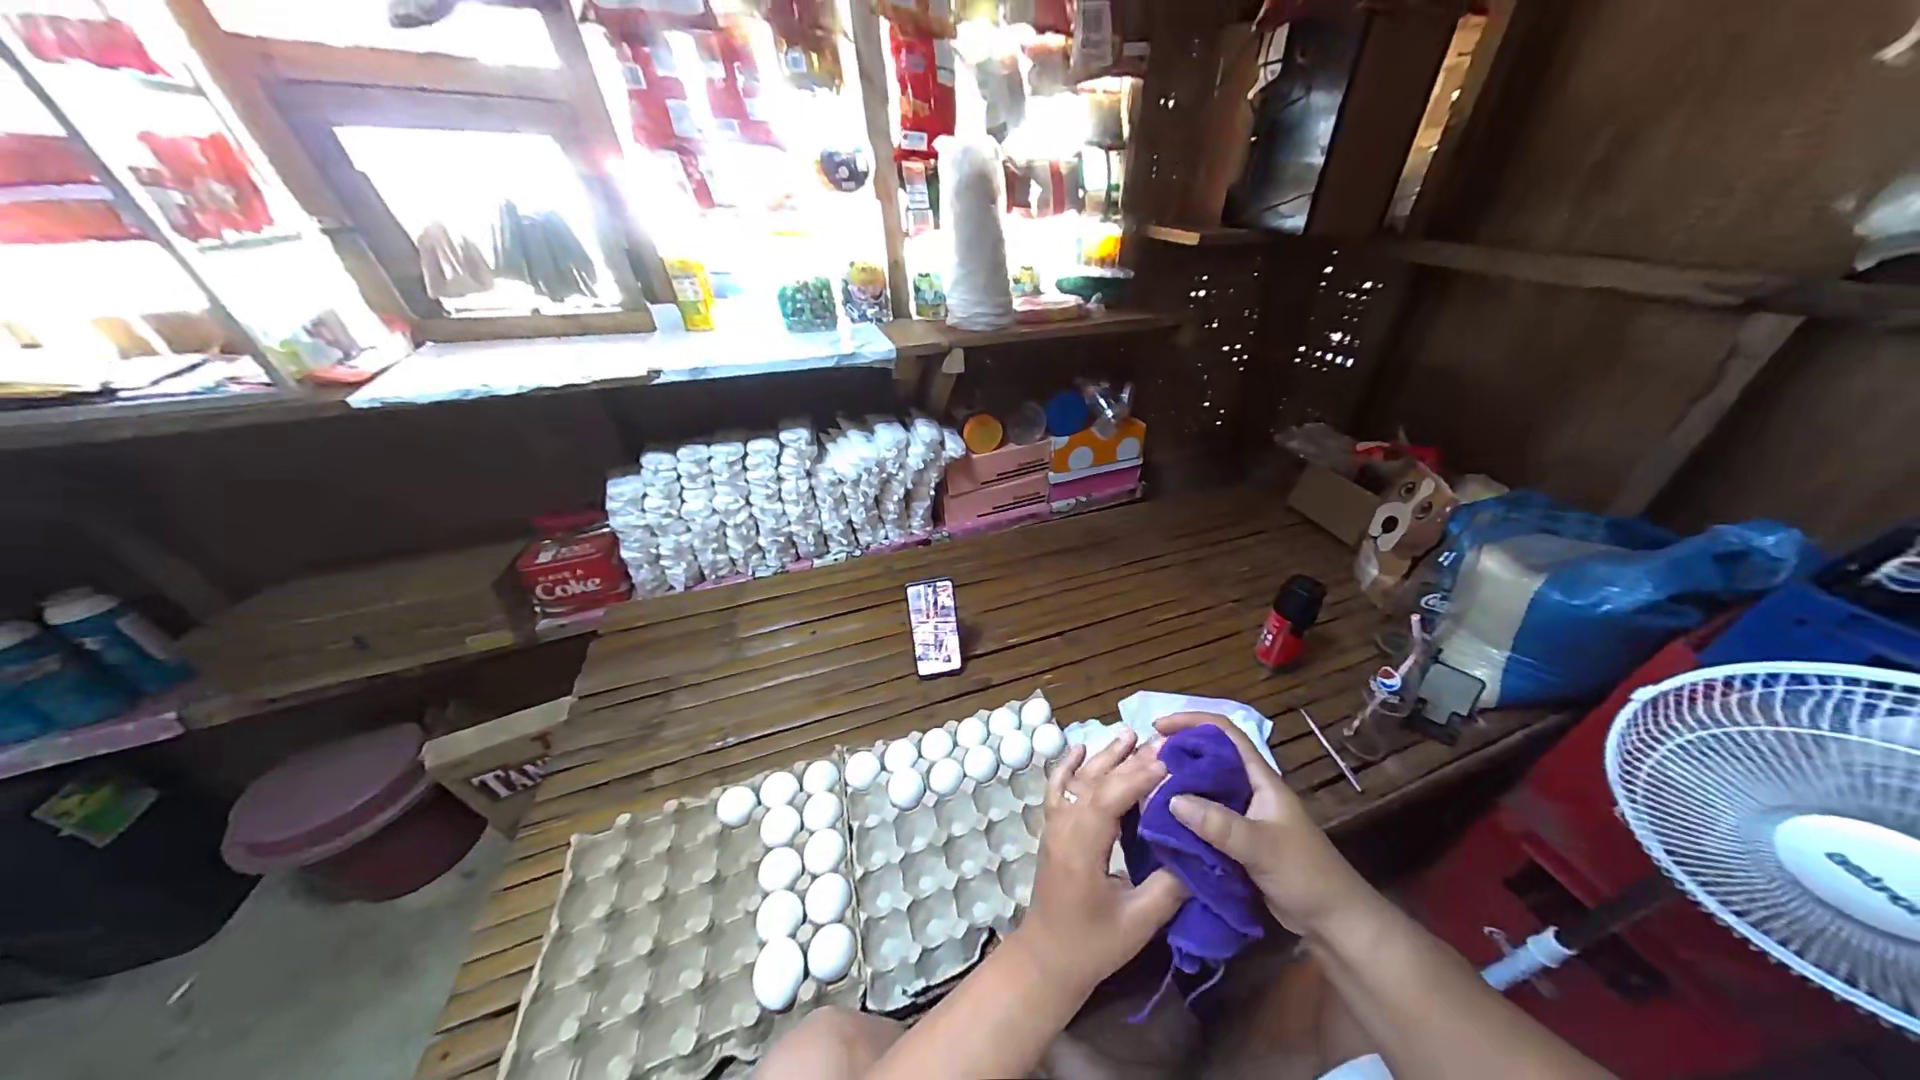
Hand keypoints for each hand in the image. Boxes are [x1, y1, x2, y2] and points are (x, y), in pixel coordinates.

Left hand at [1013, 729, 1187, 994]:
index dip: (1139, 776)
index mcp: (1082, 846)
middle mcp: (1064, 827)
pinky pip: (1057, 789)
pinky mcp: (1052, 830)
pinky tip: (1079, 749)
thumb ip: (1168, 886)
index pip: (1110, 798)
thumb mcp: (1139, 922)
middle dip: (1128, 760)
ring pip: (1078, 781)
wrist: (1047, 958)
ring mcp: (1054, 826)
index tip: (1170, 760)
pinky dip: (1067, 766)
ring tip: (1130, 734)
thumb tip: (1195, 851)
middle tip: (1161, 742)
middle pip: (1096, 782)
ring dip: (1103, 757)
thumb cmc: (1092, 944)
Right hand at [1154, 712, 1373, 935]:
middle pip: (1210, 758)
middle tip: (1146, 761)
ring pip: (1204, 789)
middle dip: (1178, 753)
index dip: (1192, 722)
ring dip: (1178, 785)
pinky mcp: (1238, 840)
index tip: (1159, 727)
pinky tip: (1163, 822)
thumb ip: (1219, 823)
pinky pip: (1204, 817)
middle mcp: (1250, 790)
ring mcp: (1244, 815)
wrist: (1335, 921)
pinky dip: (1184, 815)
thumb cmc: (1306, 875)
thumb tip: (1172, 798)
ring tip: (1147, 789)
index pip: (1225, 733)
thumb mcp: (1262, 846)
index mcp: (1261, 779)